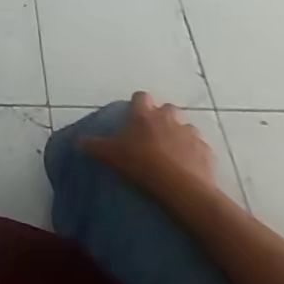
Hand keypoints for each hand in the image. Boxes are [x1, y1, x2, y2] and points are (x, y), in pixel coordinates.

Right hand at [78, 91, 219, 199]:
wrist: (179, 186)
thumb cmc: (140, 163)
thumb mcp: (109, 154)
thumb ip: (93, 145)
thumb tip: (78, 141)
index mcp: (144, 114)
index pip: (141, 97)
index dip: (137, 103)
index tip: (133, 114)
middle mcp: (168, 117)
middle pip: (167, 108)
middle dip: (162, 116)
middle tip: (153, 132)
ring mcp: (190, 133)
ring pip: (185, 126)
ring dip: (179, 133)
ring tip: (172, 149)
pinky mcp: (206, 150)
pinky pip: (200, 146)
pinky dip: (194, 151)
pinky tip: (188, 164)